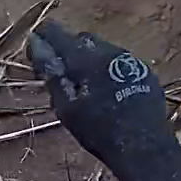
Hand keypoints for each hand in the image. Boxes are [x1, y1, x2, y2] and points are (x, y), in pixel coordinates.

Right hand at [26, 21, 180, 180]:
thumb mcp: (66, 106)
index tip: (36, 45)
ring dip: (90, 60)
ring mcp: (130, 60)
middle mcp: (109, 50)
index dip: (43, 37)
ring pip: (103, 50)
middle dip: (68, 49)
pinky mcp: (145, 72)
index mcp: (85, 57)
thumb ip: (51, 72)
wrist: (144, 147)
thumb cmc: (98, 130)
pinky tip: (108, 90)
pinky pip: (120, 63)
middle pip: (81, 39)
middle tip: (60, 72)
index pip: (57, 33)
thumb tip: (35, 43)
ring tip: (85, 84)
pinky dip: (108, 70)